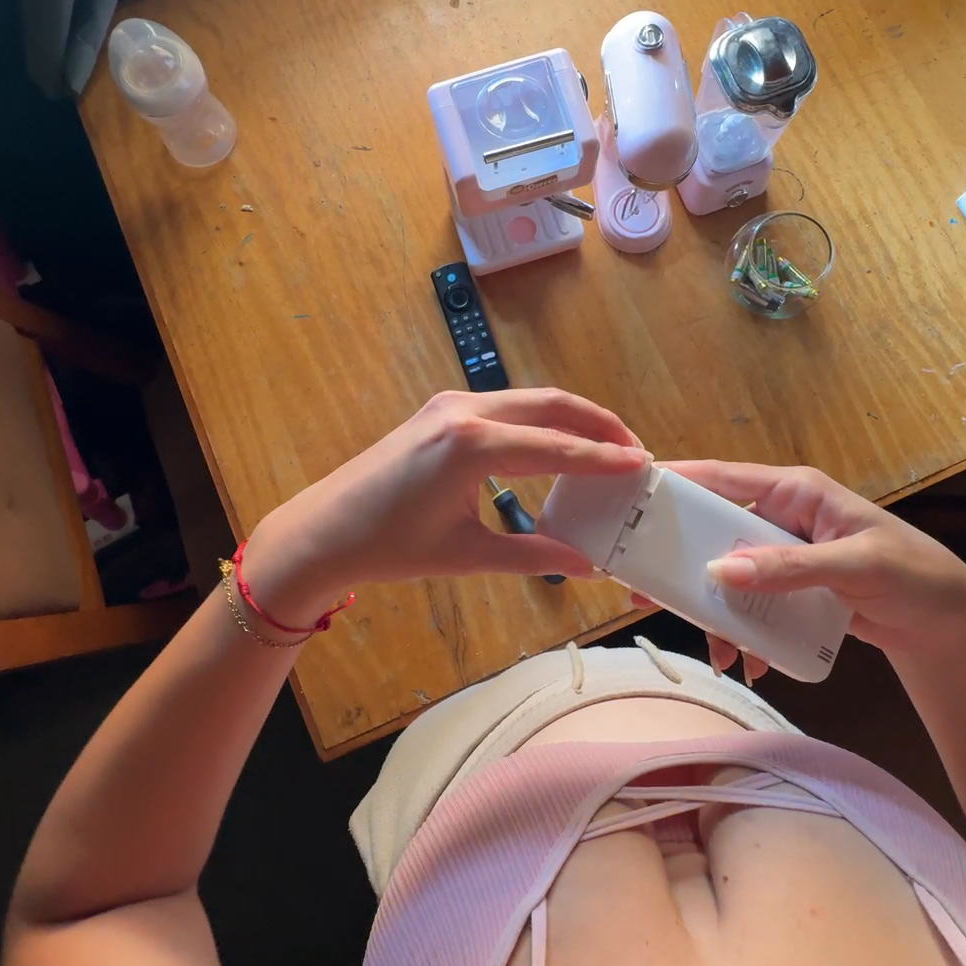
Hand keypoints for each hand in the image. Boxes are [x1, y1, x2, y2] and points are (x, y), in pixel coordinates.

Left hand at [242, 390, 650, 625]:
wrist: (323, 531)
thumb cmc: (389, 547)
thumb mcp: (466, 555)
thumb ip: (533, 555)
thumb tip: (589, 564)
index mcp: (471, 444)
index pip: (556, 447)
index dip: (602, 459)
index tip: (642, 465)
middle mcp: (464, 410)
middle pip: (550, 404)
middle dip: (596, 423)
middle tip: (632, 448)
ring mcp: (449, 405)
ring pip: (527, 400)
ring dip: (568, 418)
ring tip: (604, 446)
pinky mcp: (440, 412)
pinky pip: (504, 407)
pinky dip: (538, 421)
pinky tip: (554, 444)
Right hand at [661, 460, 965, 679]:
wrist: (946, 625)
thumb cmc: (913, 575)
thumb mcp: (854, 565)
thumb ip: (789, 567)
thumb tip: (720, 572)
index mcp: (794, 492)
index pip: (723, 476)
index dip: (677, 481)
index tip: (634, 491)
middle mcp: (780, 517)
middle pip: (714, 532)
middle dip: (685, 565)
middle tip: (645, 589)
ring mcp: (782, 555)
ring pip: (728, 575)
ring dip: (716, 612)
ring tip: (716, 650)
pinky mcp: (787, 589)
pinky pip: (749, 604)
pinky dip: (743, 632)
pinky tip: (750, 659)